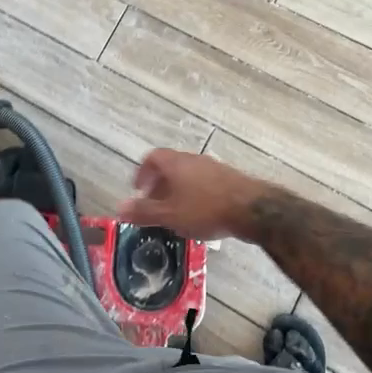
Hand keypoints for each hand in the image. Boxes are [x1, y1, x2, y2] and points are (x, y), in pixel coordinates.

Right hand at [116, 149, 271, 240]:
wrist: (252, 209)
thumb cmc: (205, 209)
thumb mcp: (170, 215)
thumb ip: (144, 211)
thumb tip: (119, 207)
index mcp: (175, 163)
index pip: (152, 158)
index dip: (142, 173)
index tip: (138, 191)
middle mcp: (193, 160)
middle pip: (170, 166)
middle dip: (159, 185)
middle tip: (154, 206)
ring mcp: (213, 167)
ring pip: (187, 175)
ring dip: (177, 191)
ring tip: (175, 213)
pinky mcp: (228, 178)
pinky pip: (203, 183)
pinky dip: (194, 194)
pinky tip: (199, 215)